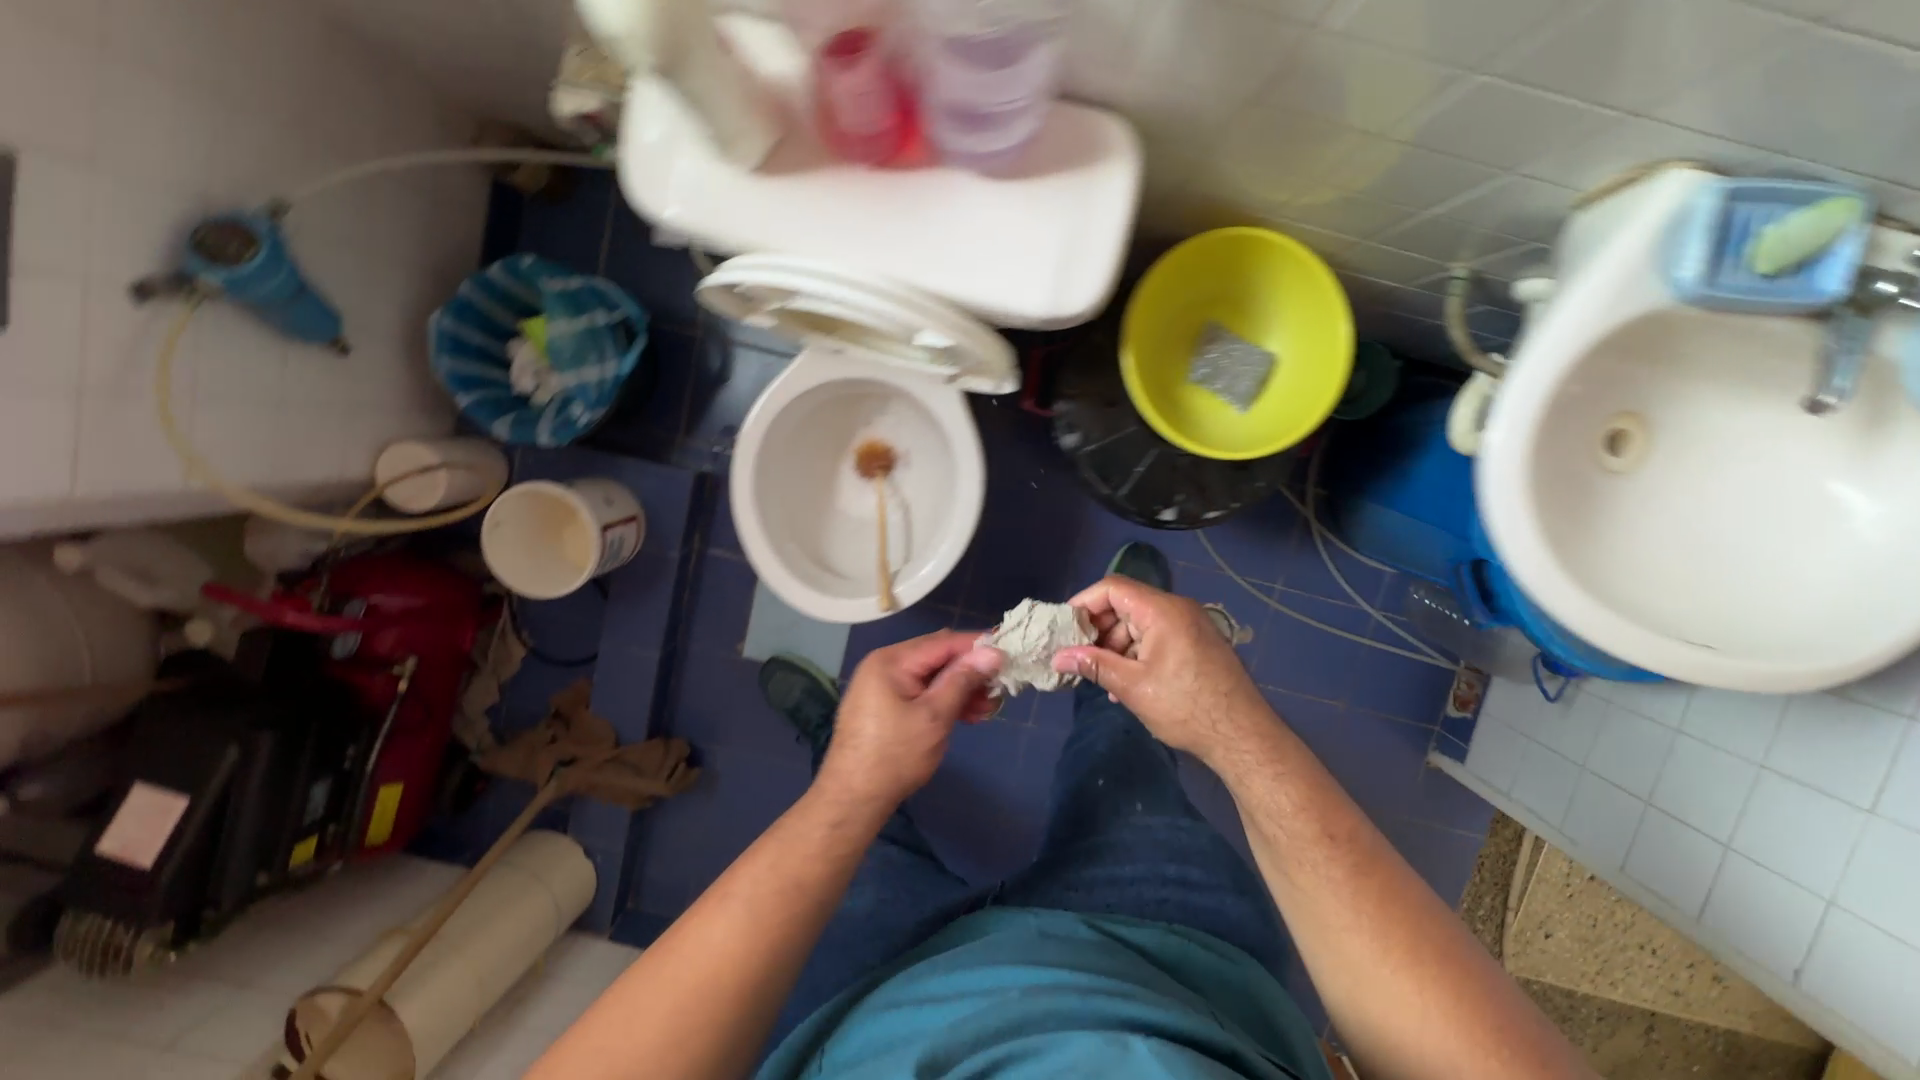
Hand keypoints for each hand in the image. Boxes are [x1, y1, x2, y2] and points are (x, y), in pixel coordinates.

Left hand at [816, 630, 1002, 811]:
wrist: (854, 797)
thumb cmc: (895, 756)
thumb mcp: (935, 716)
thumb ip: (963, 680)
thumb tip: (993, 652)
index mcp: (891, 660)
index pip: (943, 642)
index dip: (977, 646)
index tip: (1008, 655)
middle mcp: (884, 665)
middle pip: (937, 657)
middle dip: (970, 672)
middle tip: (998, 690)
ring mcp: (881, 685)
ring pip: (931, 676)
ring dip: (960, 689)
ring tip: (986, 710)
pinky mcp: (884, 704)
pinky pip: (920, 692)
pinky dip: (943, 700)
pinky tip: (966, 716)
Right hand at [1052, 576, 1272, 765]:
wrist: (1243, 735)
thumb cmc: (1186, 707)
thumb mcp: (1133, 687)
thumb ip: (1093, 665)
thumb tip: (1057, 657)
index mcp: (1163, 611)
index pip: (1112, 588)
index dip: (1084, 604)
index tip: (1064, 629)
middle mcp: (1178, 609)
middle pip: (1126, 604)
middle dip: (1099, 630)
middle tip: (1080, 658)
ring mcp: (1190, 626)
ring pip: (1140, 624)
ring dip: (1117, 647)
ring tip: (1104, 680)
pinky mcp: (1197, 644)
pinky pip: (1157, 638)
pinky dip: (1137, 654)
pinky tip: (1127, 684)